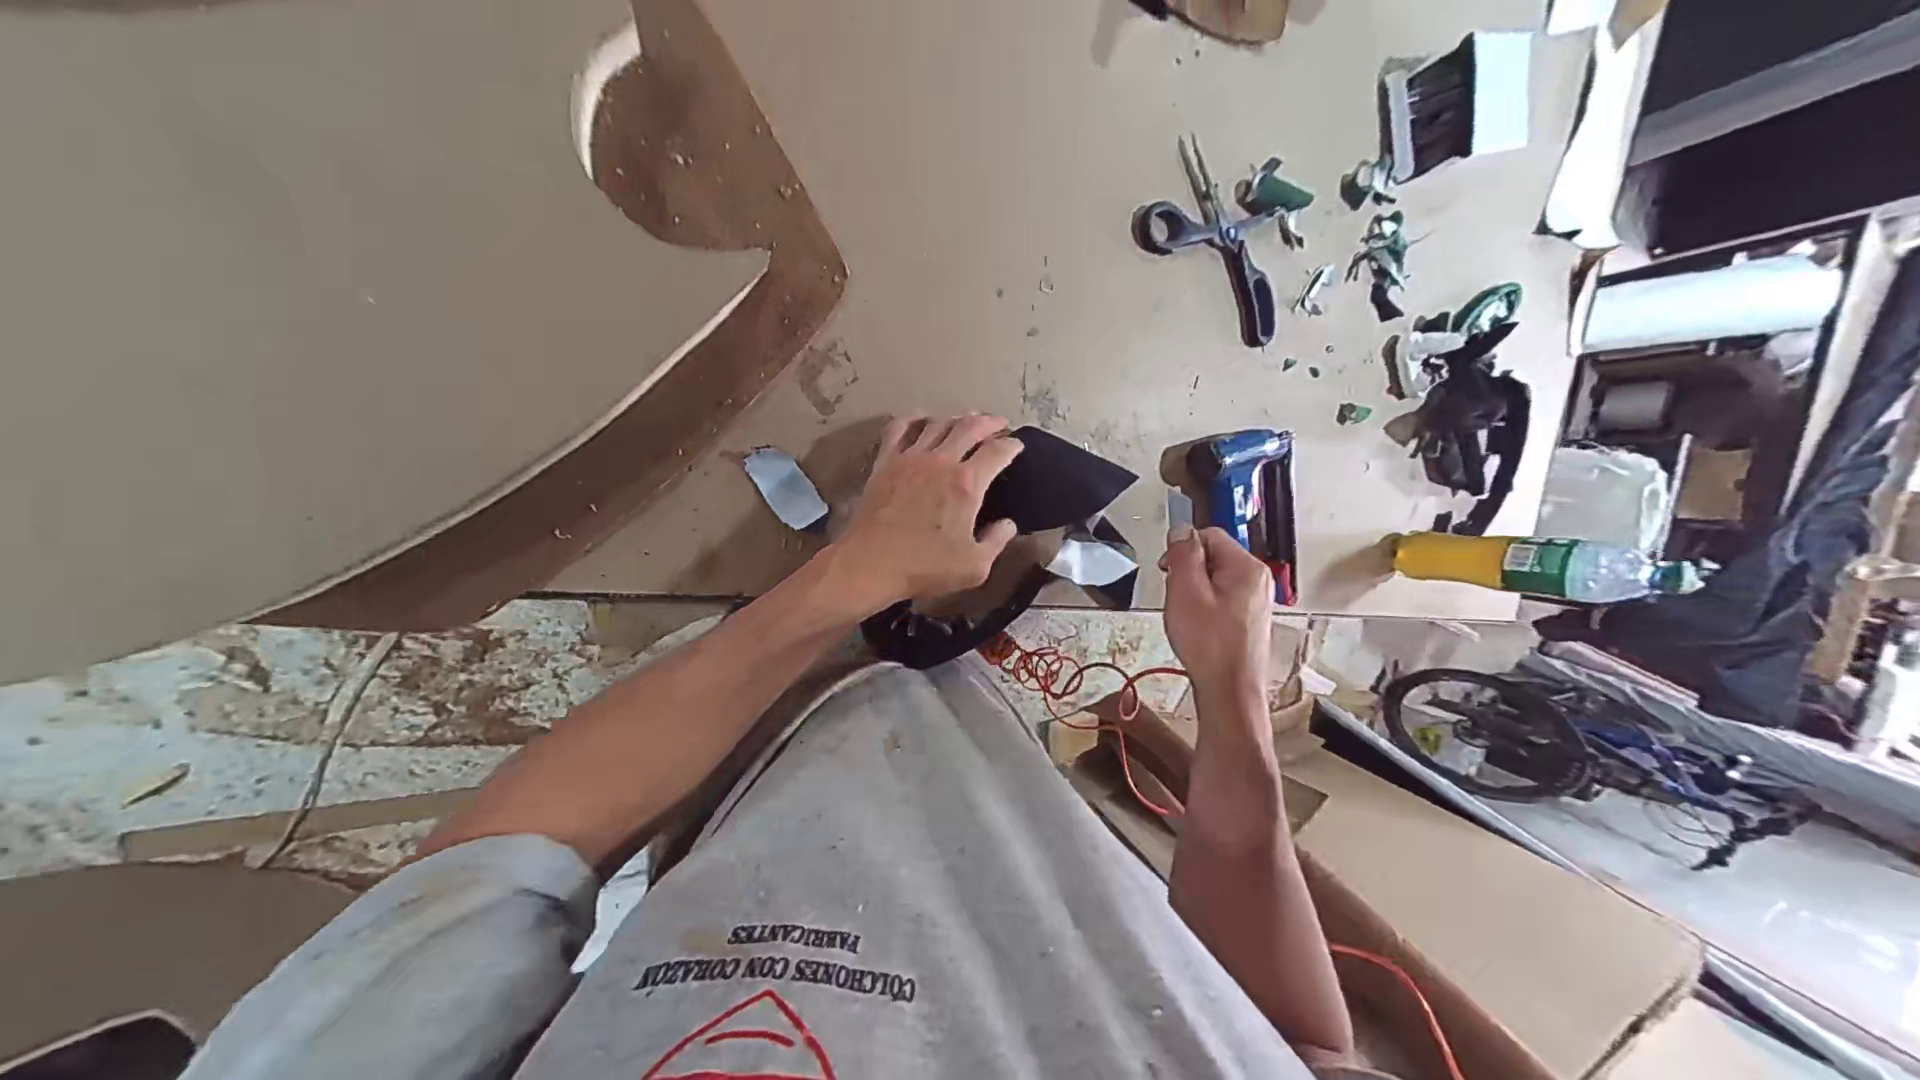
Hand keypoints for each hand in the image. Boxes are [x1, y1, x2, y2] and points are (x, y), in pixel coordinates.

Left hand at [826, 414, 1022, 612]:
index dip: (1012, 445)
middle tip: (998, 424)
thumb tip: (1007, 524)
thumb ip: (997, 541)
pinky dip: (915, 419)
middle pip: (970, 426)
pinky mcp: (885, 461)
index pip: (997, 452)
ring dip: (957, 418)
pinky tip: (921, 421)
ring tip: (966, 421)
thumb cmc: (924, 567)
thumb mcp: (974, 566)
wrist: (870, 564)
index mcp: (967, 484)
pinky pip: (900, 428)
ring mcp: (910, 457)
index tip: (1016, 446)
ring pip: (938, 422)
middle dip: (989, 422)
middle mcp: (940, 461)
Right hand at [1164, 526, 1272, 700]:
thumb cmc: (1210, 646)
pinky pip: (1220, 597)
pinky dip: (1204, 606)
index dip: (1183, 549)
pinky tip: (1197, 626)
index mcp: (1246, 567)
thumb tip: (1181, 530)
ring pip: (1214, 578)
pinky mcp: (1249, 616)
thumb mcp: (1186, 592)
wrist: (1229, 689)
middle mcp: (1257, 579)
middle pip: (1212, 556)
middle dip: (1188, 572)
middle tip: (1178, 597)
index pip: (1209, 534)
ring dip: (1194, 591)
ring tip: (1188, 616)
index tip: (1168, 570)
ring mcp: (1255, 599)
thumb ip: (1183, 555)